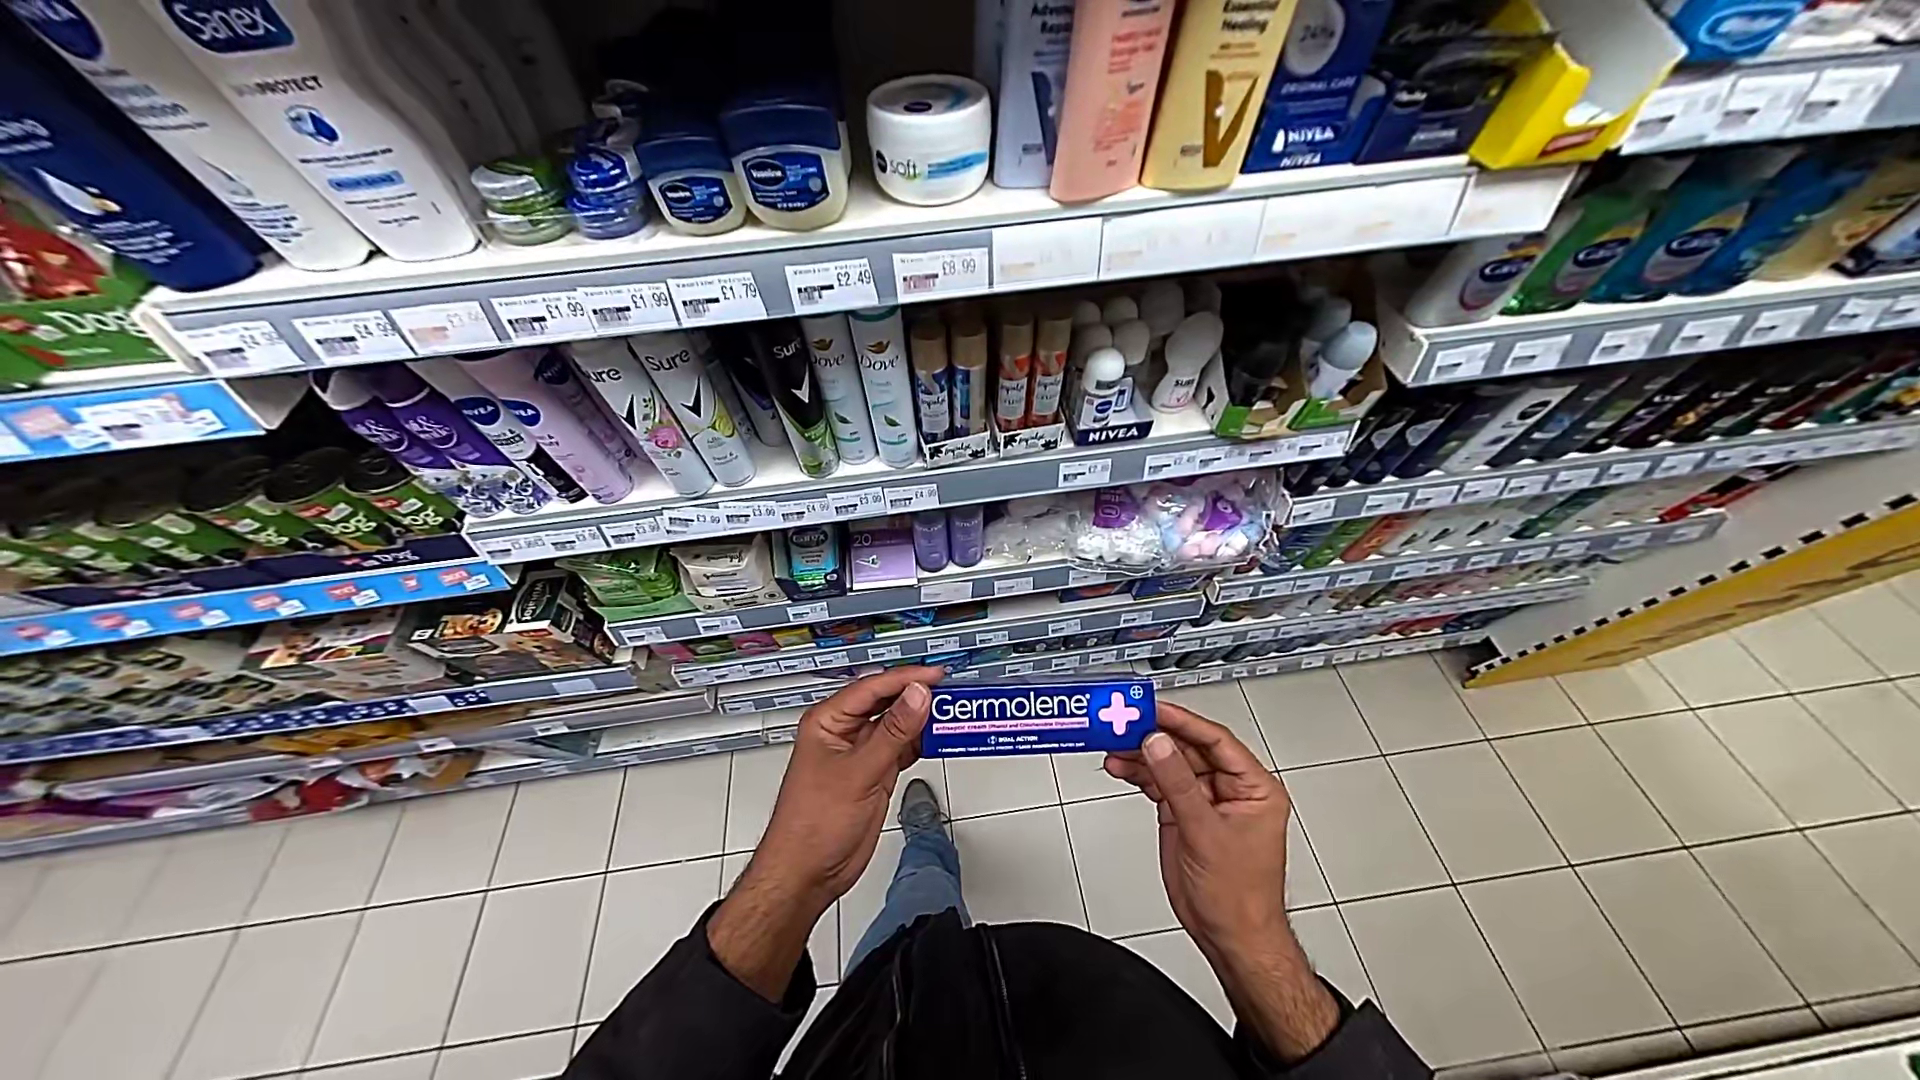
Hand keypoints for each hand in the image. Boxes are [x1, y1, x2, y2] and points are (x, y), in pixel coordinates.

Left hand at [709, 667, 941, 1001]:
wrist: (808, 874)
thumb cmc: (811, 826)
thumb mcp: (858, 772)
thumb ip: (892, 732)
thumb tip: (916, 696)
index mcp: (828, 721)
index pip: (873, 688)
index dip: (905, 679)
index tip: (935, 676)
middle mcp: (844, 732)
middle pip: (886, 702)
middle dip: (916, 696)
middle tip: (949, 692)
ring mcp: (861, 753)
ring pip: (897, 724)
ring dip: (922, 719)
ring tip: (950, 712)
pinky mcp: (874, 772)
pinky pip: (902, 747)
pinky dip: (921, 742)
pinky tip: (937, 739)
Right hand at [1103, 703, 1291, 955]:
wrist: (1228, 936)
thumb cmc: (1241, 898)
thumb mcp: (1206, 832)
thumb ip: (1177, 783)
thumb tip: (1158, 744)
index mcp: (1253, 787)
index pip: (1215, 740)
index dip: (1183, 721)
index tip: (1154, 709)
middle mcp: (1229, 788)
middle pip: (1188, 747)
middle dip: (1155, 736)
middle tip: (1125, 723)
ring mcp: (1203, 799)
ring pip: (1169, 762)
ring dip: (1141, 754)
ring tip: (1114, 745)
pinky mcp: (1182, 811)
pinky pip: (1158, 781)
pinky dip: (1138, 773)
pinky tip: (1120, 766)